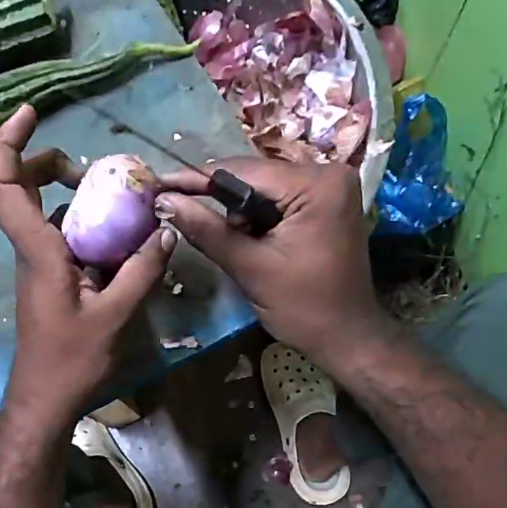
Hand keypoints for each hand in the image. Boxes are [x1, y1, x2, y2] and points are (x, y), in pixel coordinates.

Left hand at [0, 106, 176, 424]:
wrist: (44, 400)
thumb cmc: (71, 361)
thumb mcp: (115, 316)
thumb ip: (142, 270)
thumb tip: (166, 230)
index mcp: (37, 251)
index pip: (3, 185)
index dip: (8, 142)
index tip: (29, 111)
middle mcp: (31, 250)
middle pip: (22, 189)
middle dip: (49, 164)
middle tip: (88, 168)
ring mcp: (39, 264)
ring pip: (48, 214)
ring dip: (77, 198)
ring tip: (121, 200)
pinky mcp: (51, 278)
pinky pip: (64, 238)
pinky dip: (88, 227)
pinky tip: (122, 239)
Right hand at [157, 157, 392, 366]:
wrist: (347, 337)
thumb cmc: (303, 307)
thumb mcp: (250, 267)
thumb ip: (206, 229)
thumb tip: (164, 200)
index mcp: (317, 184)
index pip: (244, 171)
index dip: (197, 179)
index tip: (160, 184)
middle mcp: (328, 173)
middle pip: (254, 175)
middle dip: (219, 198)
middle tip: (180, 211)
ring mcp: (330, 186)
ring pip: (263, 186)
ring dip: (238, 211)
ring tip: (233, 244)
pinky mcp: (326, 202)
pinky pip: (278, 198)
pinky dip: (256, 216)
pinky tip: (249, 240)